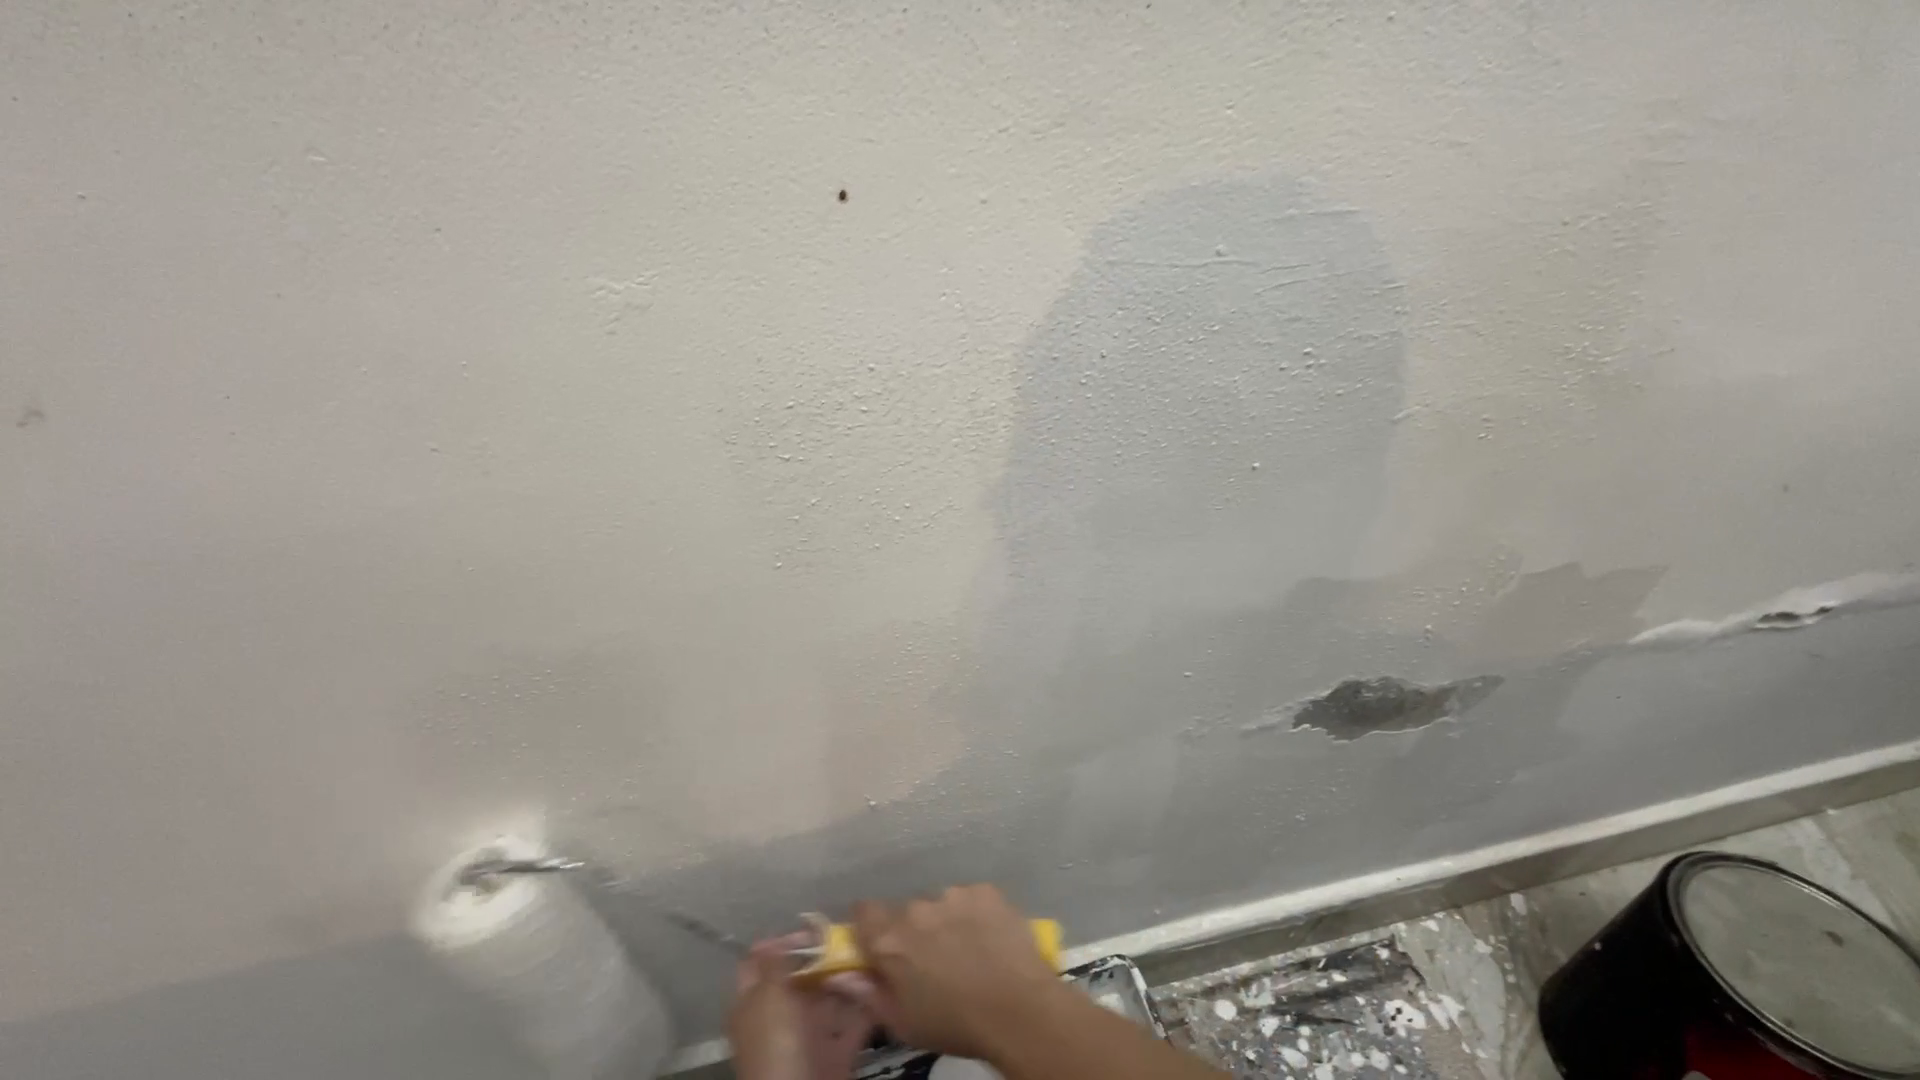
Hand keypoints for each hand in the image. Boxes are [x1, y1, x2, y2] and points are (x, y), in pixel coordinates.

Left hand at [728, 937, 876, 1079]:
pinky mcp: (834, 1055)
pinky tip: (885, 988)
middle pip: (801, 979)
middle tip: (854, 938)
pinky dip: (869, 1007)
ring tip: (874, 957)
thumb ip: (777, 963)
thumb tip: (781, 938)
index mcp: (753, 1003)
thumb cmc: (777, 1046)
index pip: (760, 963)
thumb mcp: (769, 996)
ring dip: (850, 980)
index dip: (782, 942)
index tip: (813, 927)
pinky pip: (853, 1024)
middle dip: (826, 958)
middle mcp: (779, 1018)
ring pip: (830, 1000)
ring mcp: (807, 1038)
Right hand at [843, 885, 1063, 1058]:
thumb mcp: (903, 1023)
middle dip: (914, 931)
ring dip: (946, 921)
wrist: (1020, 1010)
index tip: (882, 945)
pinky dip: (975, 915)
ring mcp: (954, 895)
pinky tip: (989, 940)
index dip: (870, 927)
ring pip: (940, 904)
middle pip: (906, 911)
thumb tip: (841, 974)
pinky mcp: (986, 891)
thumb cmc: (955, 1024)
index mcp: (890, 940)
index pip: (863, 912)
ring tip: (968, 951)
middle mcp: (917, 908)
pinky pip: (970, 899)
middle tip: (934, 959)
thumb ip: (867, 994)